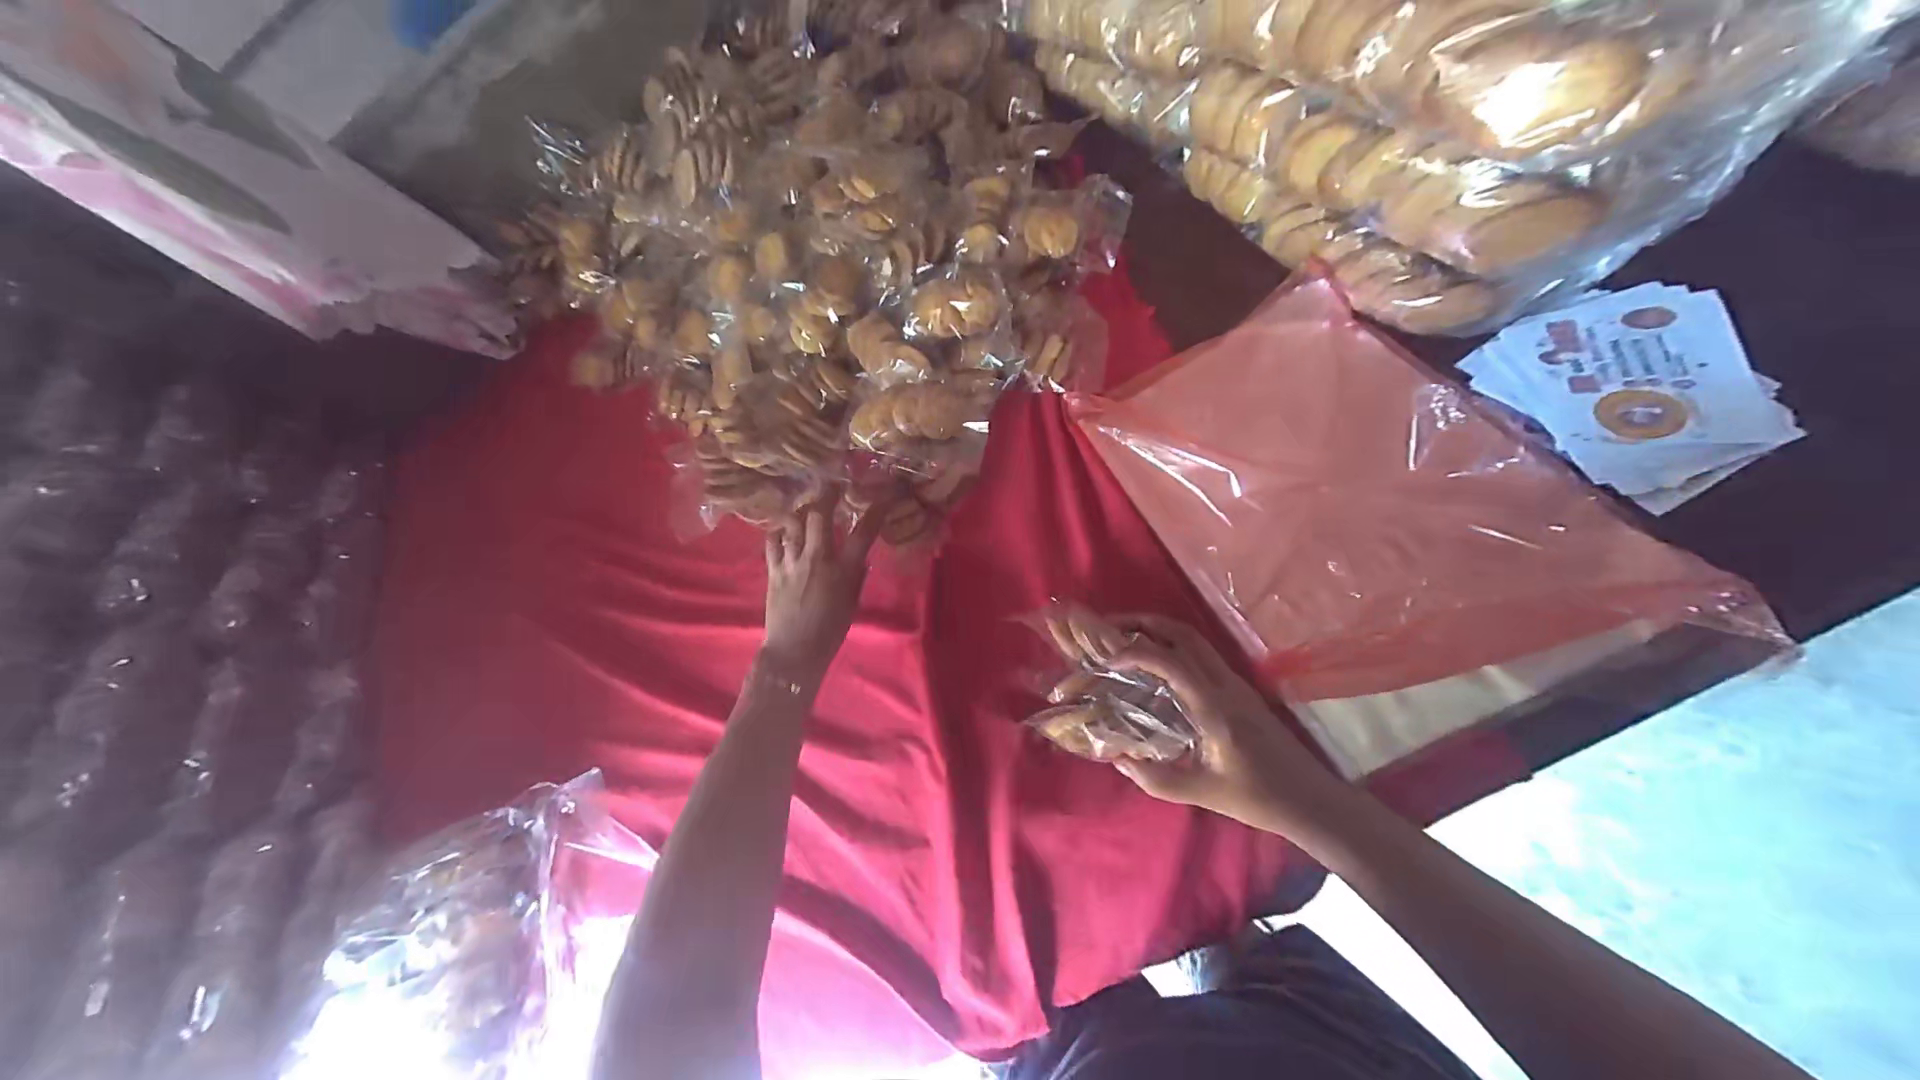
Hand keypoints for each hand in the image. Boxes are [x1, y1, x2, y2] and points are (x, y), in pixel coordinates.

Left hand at [761, 496, 883, 679]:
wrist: (795, 651)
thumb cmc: (830, 631)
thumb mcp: (853, 602)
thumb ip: (857, 576)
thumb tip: (860, 555)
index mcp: (844, 570)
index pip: (863, 532)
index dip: (876, 509)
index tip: (885, 494)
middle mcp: (818, 559)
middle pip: (820, 514)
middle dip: (826, 494)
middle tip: (831, 486)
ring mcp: (793, 562)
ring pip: (794, 522)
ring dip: (801, 510)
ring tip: (806, 505)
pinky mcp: (773, 570)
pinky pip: (773, 541)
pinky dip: (779, 531)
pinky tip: (784, 529)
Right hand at [1106, 614, 1350, 838]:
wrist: (1312, 799)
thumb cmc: (1259, 798)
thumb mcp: (1203, 794)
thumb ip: (1156, 778)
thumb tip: (1117, 758)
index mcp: (1215, 708)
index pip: (1172, 662)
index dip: (1136, 652)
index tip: (1107, 658)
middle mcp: (1225, 685)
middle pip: (1184, 634)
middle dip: (1145, 623)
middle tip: (1109, 630)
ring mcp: (1235, 683)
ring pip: (1194, 639)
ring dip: (1159, 630)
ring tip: (1125, 640)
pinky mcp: (1239, 688)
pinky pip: (1201, 654)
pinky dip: (1172, 645)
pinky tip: (1155, 663)